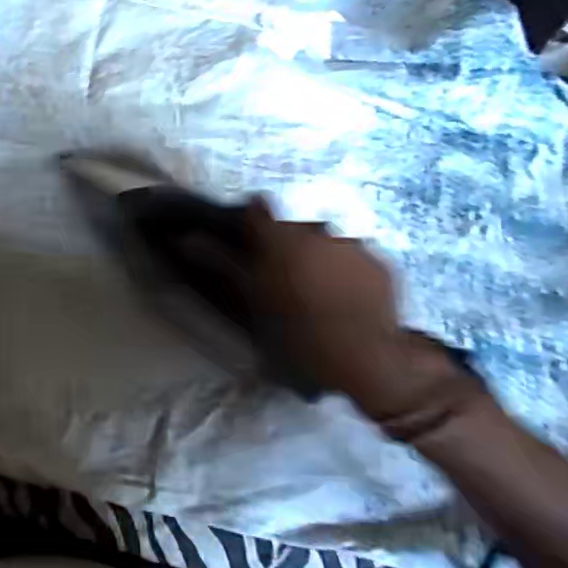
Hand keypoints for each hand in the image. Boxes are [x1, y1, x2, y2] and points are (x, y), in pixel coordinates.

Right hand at [244, 201, 482, 439]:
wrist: (366, 359)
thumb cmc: (299, 333)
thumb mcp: (253, 300)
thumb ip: (221, 263)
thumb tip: (186, 238)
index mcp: (282, 237)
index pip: (259, 208)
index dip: (253, 219)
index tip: (250, 239)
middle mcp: (318, 230)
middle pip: (295, 227)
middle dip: (289, 245)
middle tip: (284, 278)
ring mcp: (354, 245)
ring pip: (327, 242)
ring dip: (320, 258)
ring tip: (319, 292)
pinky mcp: (381, 263)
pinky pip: (356, 259)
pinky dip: (348, 272)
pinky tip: (346, 300)